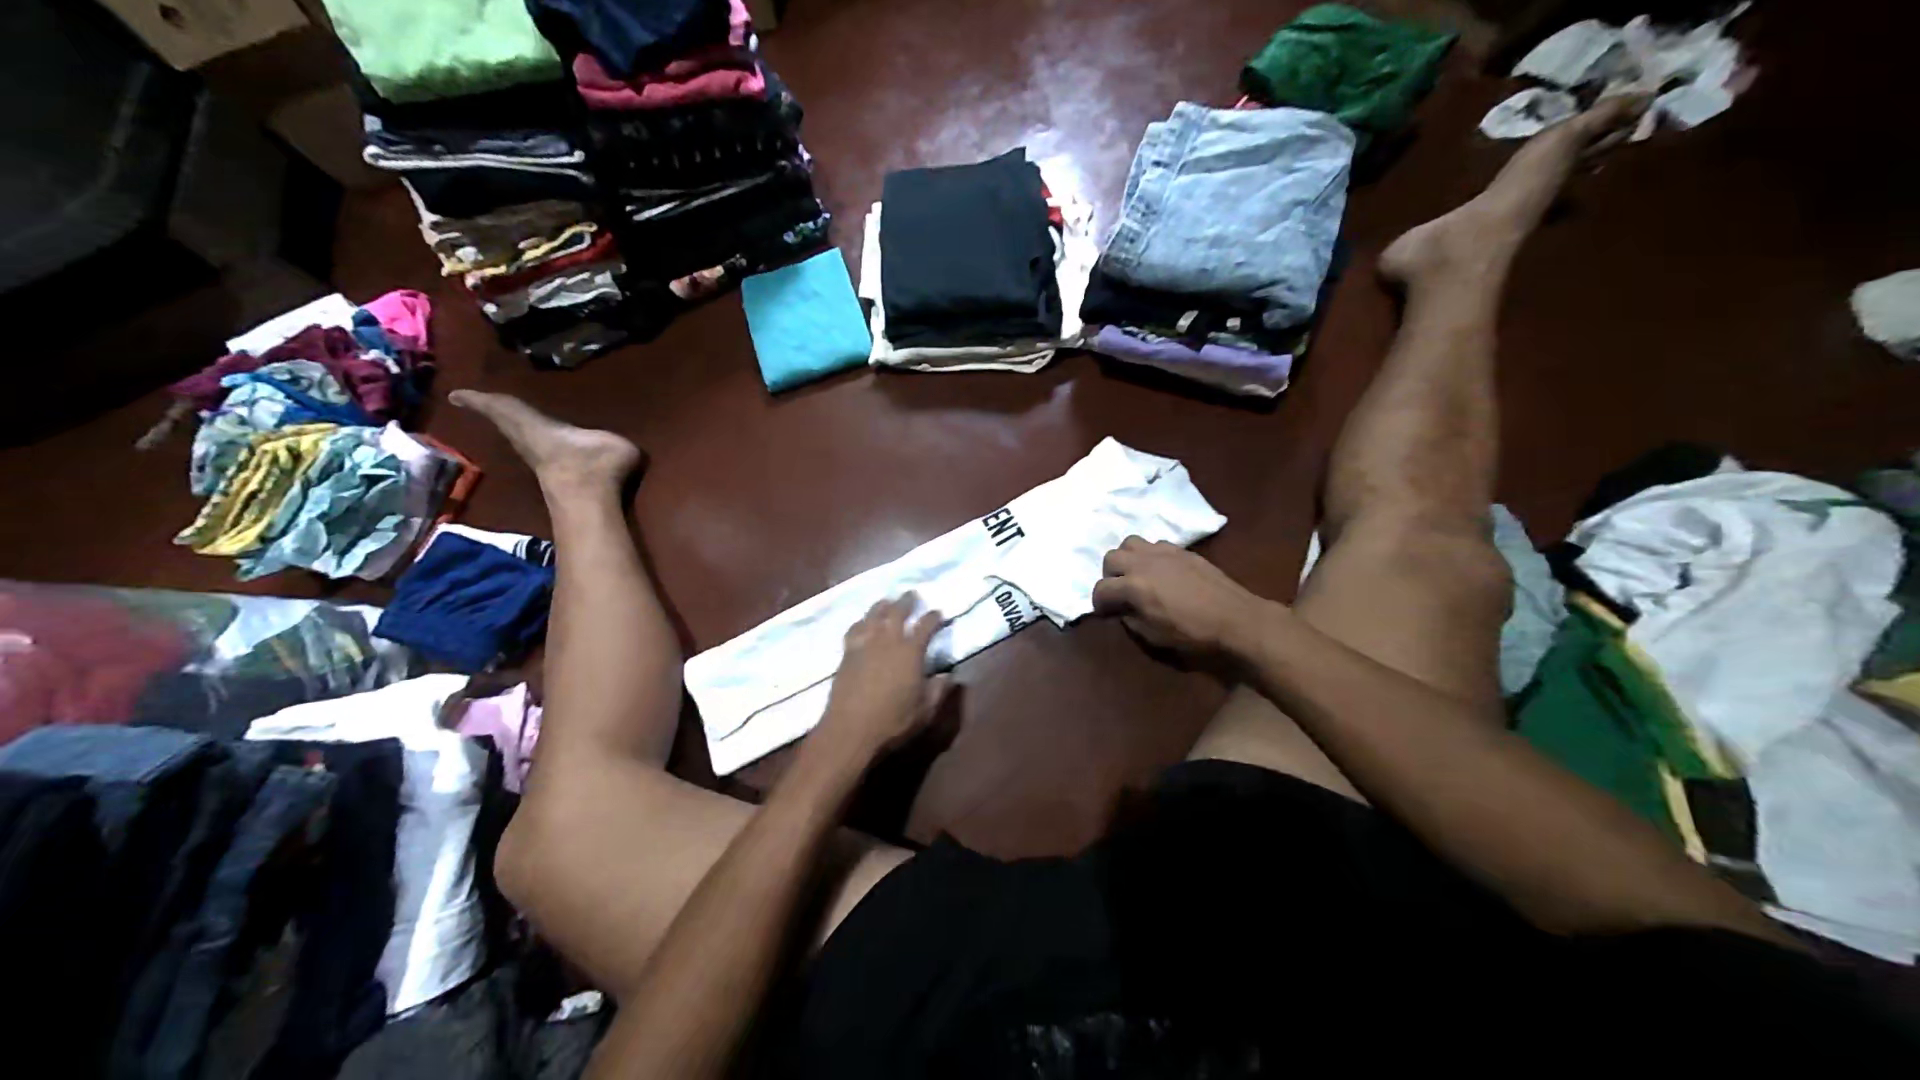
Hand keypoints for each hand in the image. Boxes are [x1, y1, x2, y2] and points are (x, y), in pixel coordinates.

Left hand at [817, 595, 949, 759]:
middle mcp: (888, 641)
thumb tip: (950, 675)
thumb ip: (939, 690)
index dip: (934, 617)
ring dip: (883, 605)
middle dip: (907, 601)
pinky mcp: (847, 653)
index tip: (939, 612)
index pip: (926, 626)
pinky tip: (863, 622)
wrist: (850, 730)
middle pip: (897, 611)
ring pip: (874, 615)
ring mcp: (864, 644)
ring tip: (888, 601)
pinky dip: (862, 621)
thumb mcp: (925, 711)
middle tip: (912, 594)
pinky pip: (855, 628)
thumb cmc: (892, 722)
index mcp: (911, 652)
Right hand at [1091, 537, 1270, 658]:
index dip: (1099, 603)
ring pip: (1131, 543)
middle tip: (1119, 592)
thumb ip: (1130, 619)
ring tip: (1137, 576)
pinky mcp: (1182, 550)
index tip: (1105, 612)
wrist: (1236, 619)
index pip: (1100, 589)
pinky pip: (1155, 545)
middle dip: (1109, 575)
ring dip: (1128, 559)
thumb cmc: (1193, 635)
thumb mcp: (1153, 637)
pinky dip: (1150, 556)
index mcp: (1134, 587)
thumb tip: (1122, 610)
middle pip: (1111, 557)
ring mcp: (1164, 553)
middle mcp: (1144, 563)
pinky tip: (1161, 572)